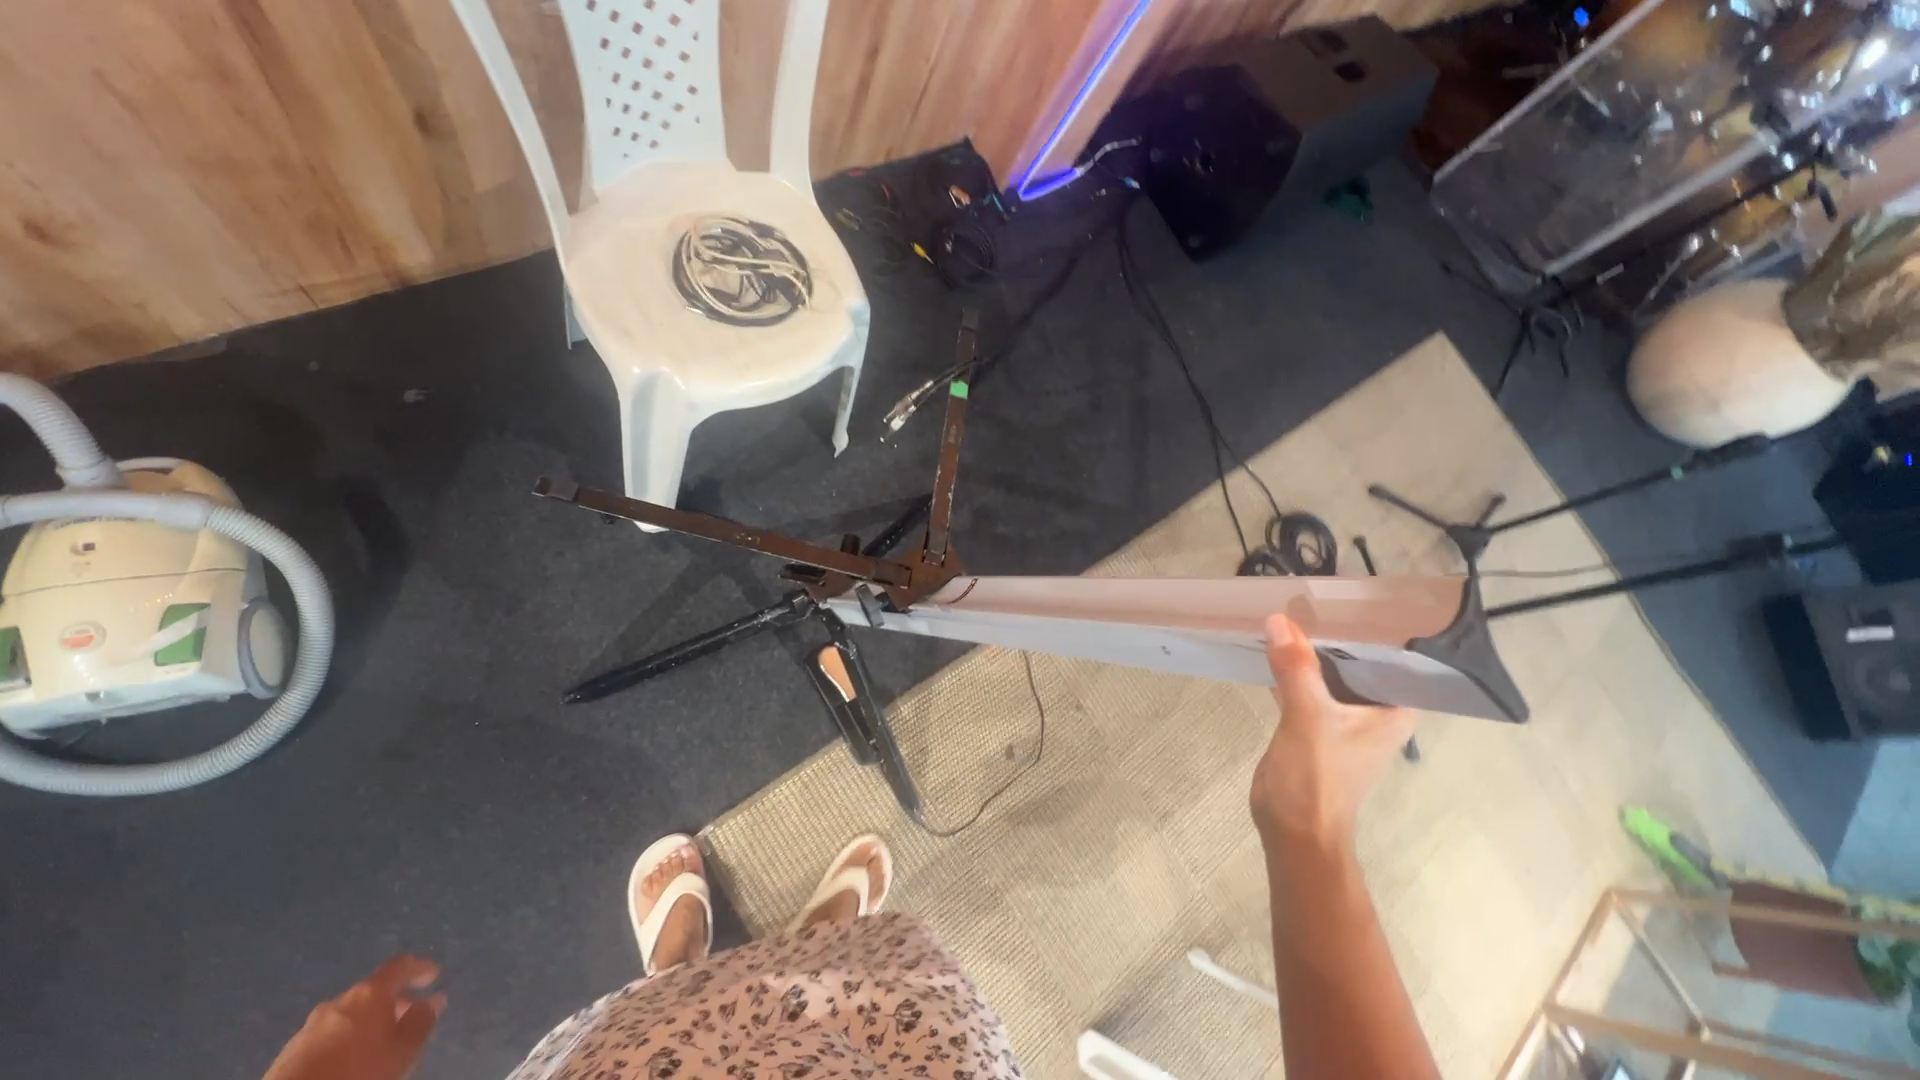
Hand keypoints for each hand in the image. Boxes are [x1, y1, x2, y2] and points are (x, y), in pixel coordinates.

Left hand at [262, 955, 445, 1079]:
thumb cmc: (358, 1071)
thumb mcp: (404, 1049)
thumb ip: (421, 1021)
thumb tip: (429, 1002)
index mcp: (369, 993)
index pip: (399, 966)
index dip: (419, 967)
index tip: (434, 975)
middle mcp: (339, 1001)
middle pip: (372, 992)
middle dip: (393, 1002)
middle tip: (409, 1016)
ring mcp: (311, 1026)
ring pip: (349, 1015)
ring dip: (368, 1022)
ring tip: (380, 1043)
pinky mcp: (291, 1050)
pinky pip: (329, 1035)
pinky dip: (347, 1039)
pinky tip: (350, 1059)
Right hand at [1250, 614, 1417, 847]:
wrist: (1293, 831)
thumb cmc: (1318, 779)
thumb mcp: (1308, 718)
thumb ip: (1296, 669)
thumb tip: (1279, 621)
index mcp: (1396, 708)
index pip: (1400, 655)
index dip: (1380, 625)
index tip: (1354, 595)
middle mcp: (1378, 708)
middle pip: (1362, 658)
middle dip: (1339, 631)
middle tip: (1314, 594)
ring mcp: (1347, 717)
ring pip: (1333, 671)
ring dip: (1314, 649)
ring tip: (1293, 611)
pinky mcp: (1317, 724)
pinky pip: (1310, 686)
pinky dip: (1295, 669)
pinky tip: (1274, 646)